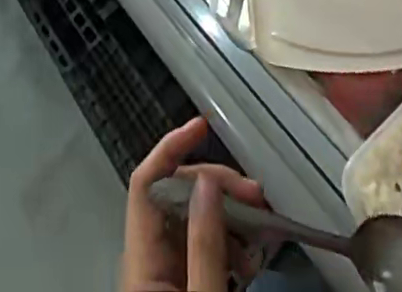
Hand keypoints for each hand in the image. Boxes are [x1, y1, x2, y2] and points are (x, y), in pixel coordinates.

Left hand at [122, 118, 265, 291]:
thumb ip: (205, 246)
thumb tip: (207, 183)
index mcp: (140, 259)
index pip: (145, 182)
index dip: (171, 146)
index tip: (201, 125)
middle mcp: (147, 258)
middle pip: (175, 196)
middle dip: (217, 186)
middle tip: (256, 196)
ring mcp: (165, 271)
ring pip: (193, 219)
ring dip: (230, 216)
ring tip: (261, 230)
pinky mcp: (184, 283)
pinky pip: (203, 246)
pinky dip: (229, 243)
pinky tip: (251, 256)